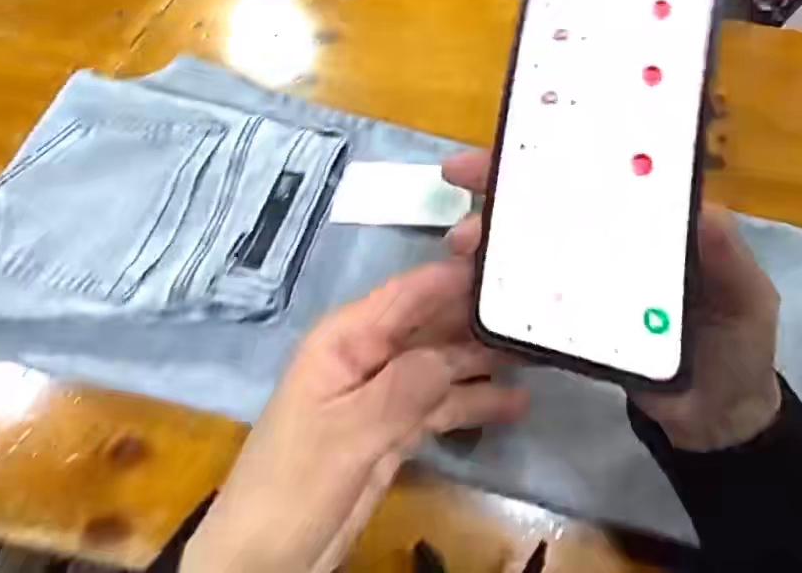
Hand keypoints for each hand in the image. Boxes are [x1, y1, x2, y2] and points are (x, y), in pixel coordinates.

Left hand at [182, 260, 529, 572]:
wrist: (263, 561)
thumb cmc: (293, 485)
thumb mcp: (348, 436)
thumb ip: (402, 389)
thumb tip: (454, 352)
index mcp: (349, 338)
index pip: (409, 293)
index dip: (454, 273)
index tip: (504, 259)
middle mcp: (372, 352)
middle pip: (433, 323)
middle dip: (479, 314)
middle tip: (536, 306)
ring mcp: (386, 390)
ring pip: (444, 361)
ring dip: (486, 358)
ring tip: (538, 350)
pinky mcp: (397, 425)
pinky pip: (443, 403)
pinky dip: (475, 401)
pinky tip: (515, 402)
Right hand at [443, 150, 782, 451]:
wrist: (716, 421)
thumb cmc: (737, 344)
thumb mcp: (745, 294)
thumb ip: (725, 254)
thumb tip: (697, 208)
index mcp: (650, 215)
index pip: (600, 169)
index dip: (561, 148)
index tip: (513, 137)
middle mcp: (612, 233)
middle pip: (554, 196)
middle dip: (504, 180)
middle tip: (460, 175)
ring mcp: (587, 274)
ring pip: (532, 240)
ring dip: (492, 234)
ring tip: (461, 244)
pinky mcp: (570, 316)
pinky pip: (530, 294)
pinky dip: (499, 288)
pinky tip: (472, 289)